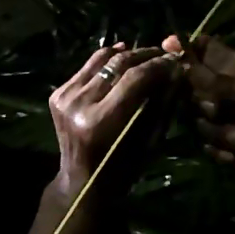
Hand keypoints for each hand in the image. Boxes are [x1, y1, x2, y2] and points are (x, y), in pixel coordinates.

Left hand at [48, 43, 180, 198]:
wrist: (81, 180)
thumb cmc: (122, 168)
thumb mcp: (149, 140)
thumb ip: (161, 103)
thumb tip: (176, 70)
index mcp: (101, 122)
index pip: (135, 78)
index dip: (158, 65)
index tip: (175, 59)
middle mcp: (79, 104)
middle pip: (118, 64)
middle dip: (145, 55)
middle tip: (164, 53)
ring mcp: (65, 97)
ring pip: (102, 59)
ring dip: (128, 53)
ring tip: (147, 54)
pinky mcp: (58, 93)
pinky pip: (89, 66)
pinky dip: (108, 60)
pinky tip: (124, 56)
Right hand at [165, 35, 234, 185]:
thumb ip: (221, 80)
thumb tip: (186, 64)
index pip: (206, 48)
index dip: (186, 47)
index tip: (166, 48)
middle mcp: (226, 88)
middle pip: (193, 83)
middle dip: (204, 101)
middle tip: (221, 110)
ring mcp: (221, 115)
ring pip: (195, 115)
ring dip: (217, 129)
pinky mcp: (217, 140)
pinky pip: (202, 140)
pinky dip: (220, 148)